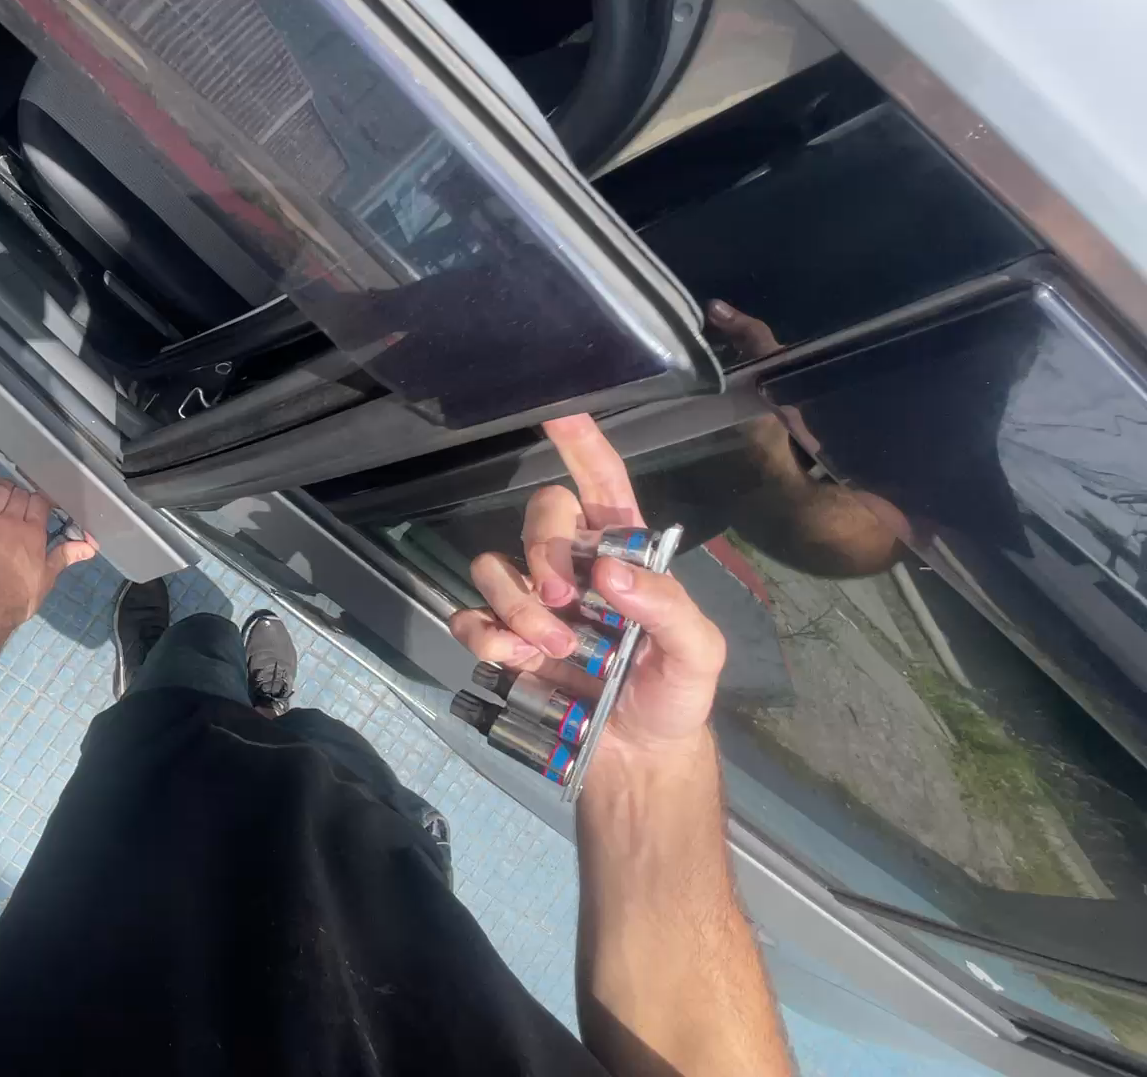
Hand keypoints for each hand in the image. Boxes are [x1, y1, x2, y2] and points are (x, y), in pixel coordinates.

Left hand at [0, 470, 97, 631]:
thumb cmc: (17, 598)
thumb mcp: (46, 578)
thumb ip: (65, 555)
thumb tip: (90, 547)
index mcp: (32, 533)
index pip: (40, 502)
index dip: (44, 500)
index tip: (45, 504)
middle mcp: (10, 520)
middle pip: (20, 494)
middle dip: (25, 495)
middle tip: (26, 503)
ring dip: (7, 487)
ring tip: (10, 491)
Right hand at [447, 414, 724, 752]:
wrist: (629, 752)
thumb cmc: (672, 693)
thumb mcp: (698, 654)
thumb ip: (669, 608)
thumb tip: (607, 572)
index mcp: (621, 555)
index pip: (602, 487)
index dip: (582, 447)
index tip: (560, 414)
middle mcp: (567, 566)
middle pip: (537, 515)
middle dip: (545, 552)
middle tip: (563, 602)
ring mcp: (526, 601)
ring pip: (491, 565)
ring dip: (518, 607)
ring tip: (553, 649)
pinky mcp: (496, 636)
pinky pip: (467, 616)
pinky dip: (484, 636)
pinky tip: (513, 658)